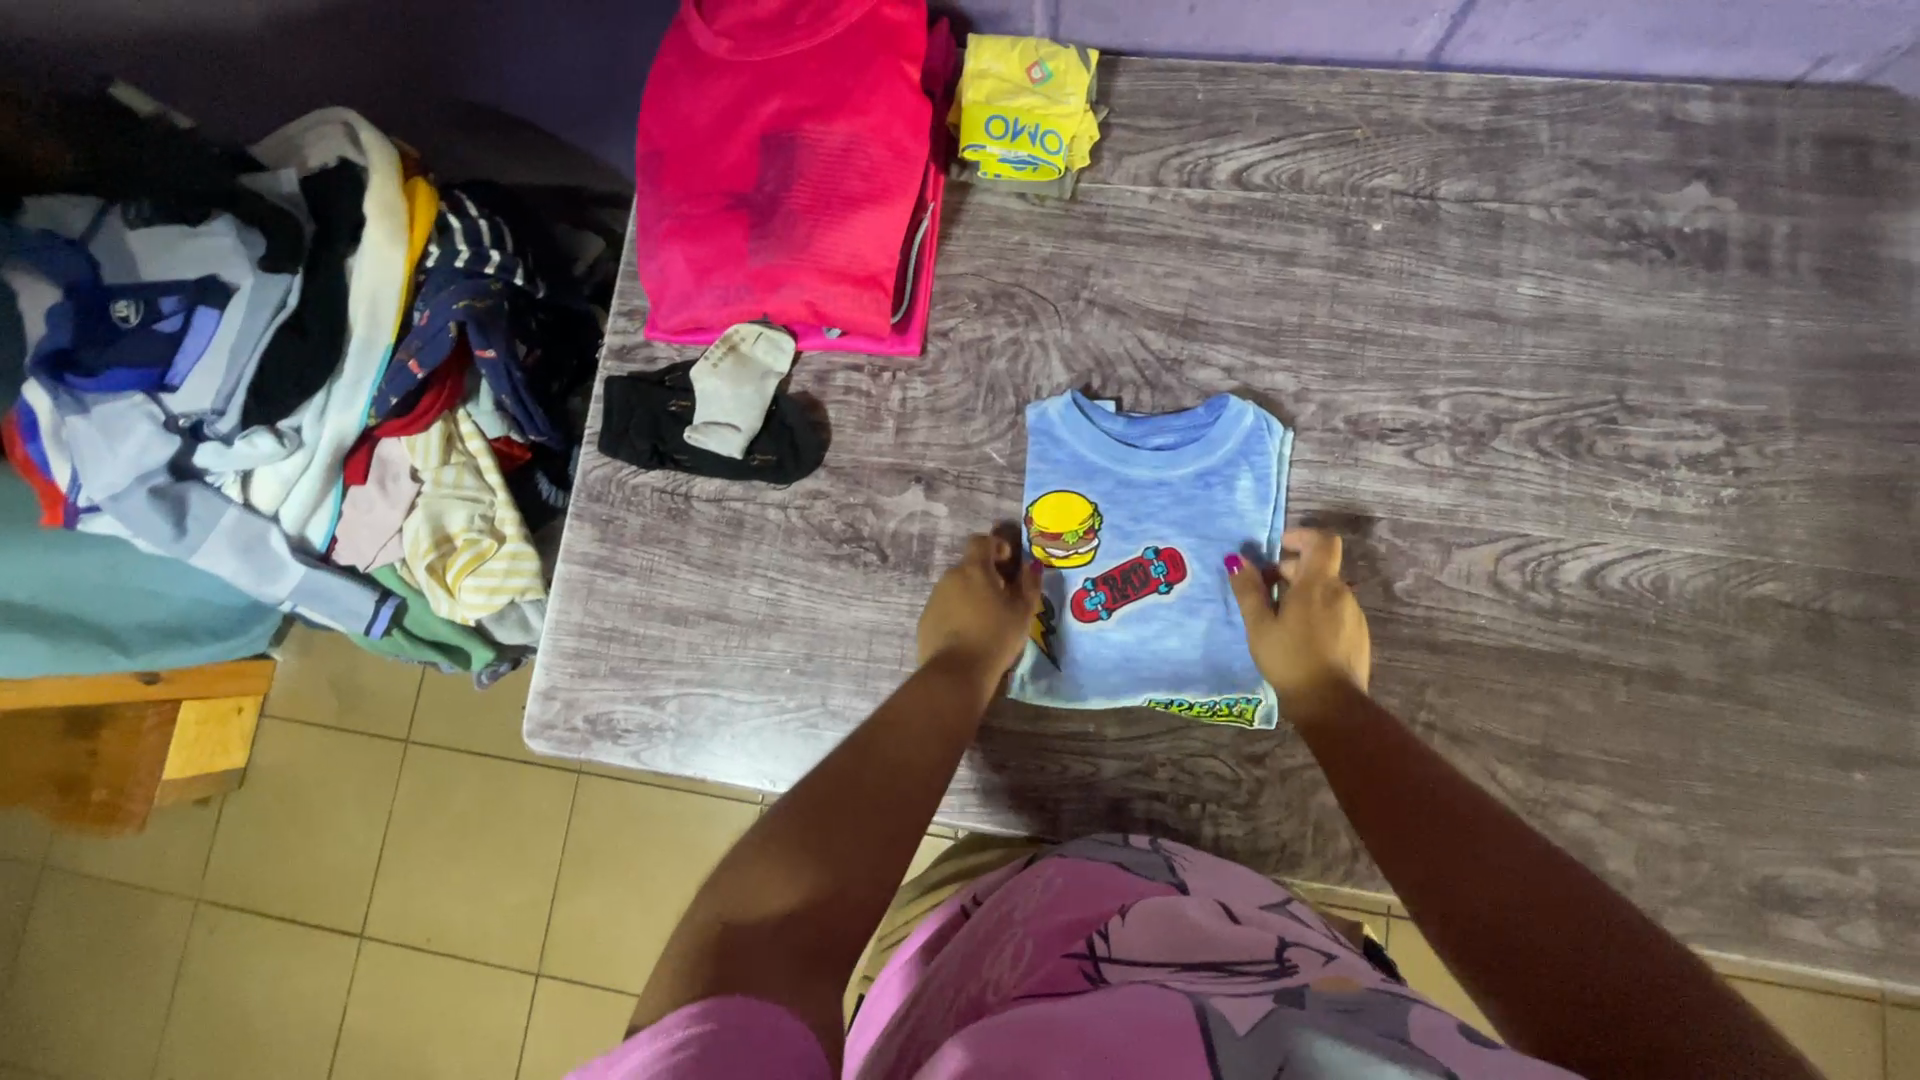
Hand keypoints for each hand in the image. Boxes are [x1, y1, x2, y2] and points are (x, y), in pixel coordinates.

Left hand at [917, 533, 1043, 686]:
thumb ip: (1029, 584)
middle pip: (969, 567)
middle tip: (1003, 597)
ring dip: (971, 595)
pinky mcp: (925, 620)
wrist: (956, 673)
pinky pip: (946, 607)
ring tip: (987, 619)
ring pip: (956, 588)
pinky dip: (958, 613)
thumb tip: (1031, 566)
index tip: (1009, 563)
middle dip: (986, 576)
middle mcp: (949, 577)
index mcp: (973, 569)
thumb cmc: (996, 637)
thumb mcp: (1023, 611)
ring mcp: (934, 598)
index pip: (981, 542)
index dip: (997, 546)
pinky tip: (969, 635)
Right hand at [1227, 528, 1371, 707]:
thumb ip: (1249, 590)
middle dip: (1290, 570)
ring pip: (1326, 590)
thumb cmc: (1289, 660)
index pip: (1322, 541)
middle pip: (1319, 566)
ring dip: (1302, 593)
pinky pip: (1335, 610)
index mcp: (1317, 584)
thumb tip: (1238, 560)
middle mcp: (1341, 592)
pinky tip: (1299, 638)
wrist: (1331, 704)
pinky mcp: (1358, 634)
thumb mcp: (1259, 626)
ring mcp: (1353, 614)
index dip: (1301, 536)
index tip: (1277, 549)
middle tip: (1263, 591)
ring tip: (1278, 619)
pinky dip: (1316, 612)